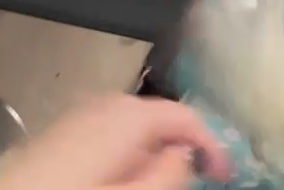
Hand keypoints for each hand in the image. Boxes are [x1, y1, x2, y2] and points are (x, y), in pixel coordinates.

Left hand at [0, 94, 232, 189]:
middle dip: (177, 146)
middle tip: (194, 179)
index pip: (184, 115)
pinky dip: (123, 152)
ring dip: (149, 151)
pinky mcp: (58, 132)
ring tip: (156, 180)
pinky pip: (106, 134)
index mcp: (126, 116)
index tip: (225, 173)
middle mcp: (104, 104)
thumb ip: (164, 174)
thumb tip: (186, 153)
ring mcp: (78, 115)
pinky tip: (117, 177)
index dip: (211, 143)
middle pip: (157, 117)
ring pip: (131, 126)